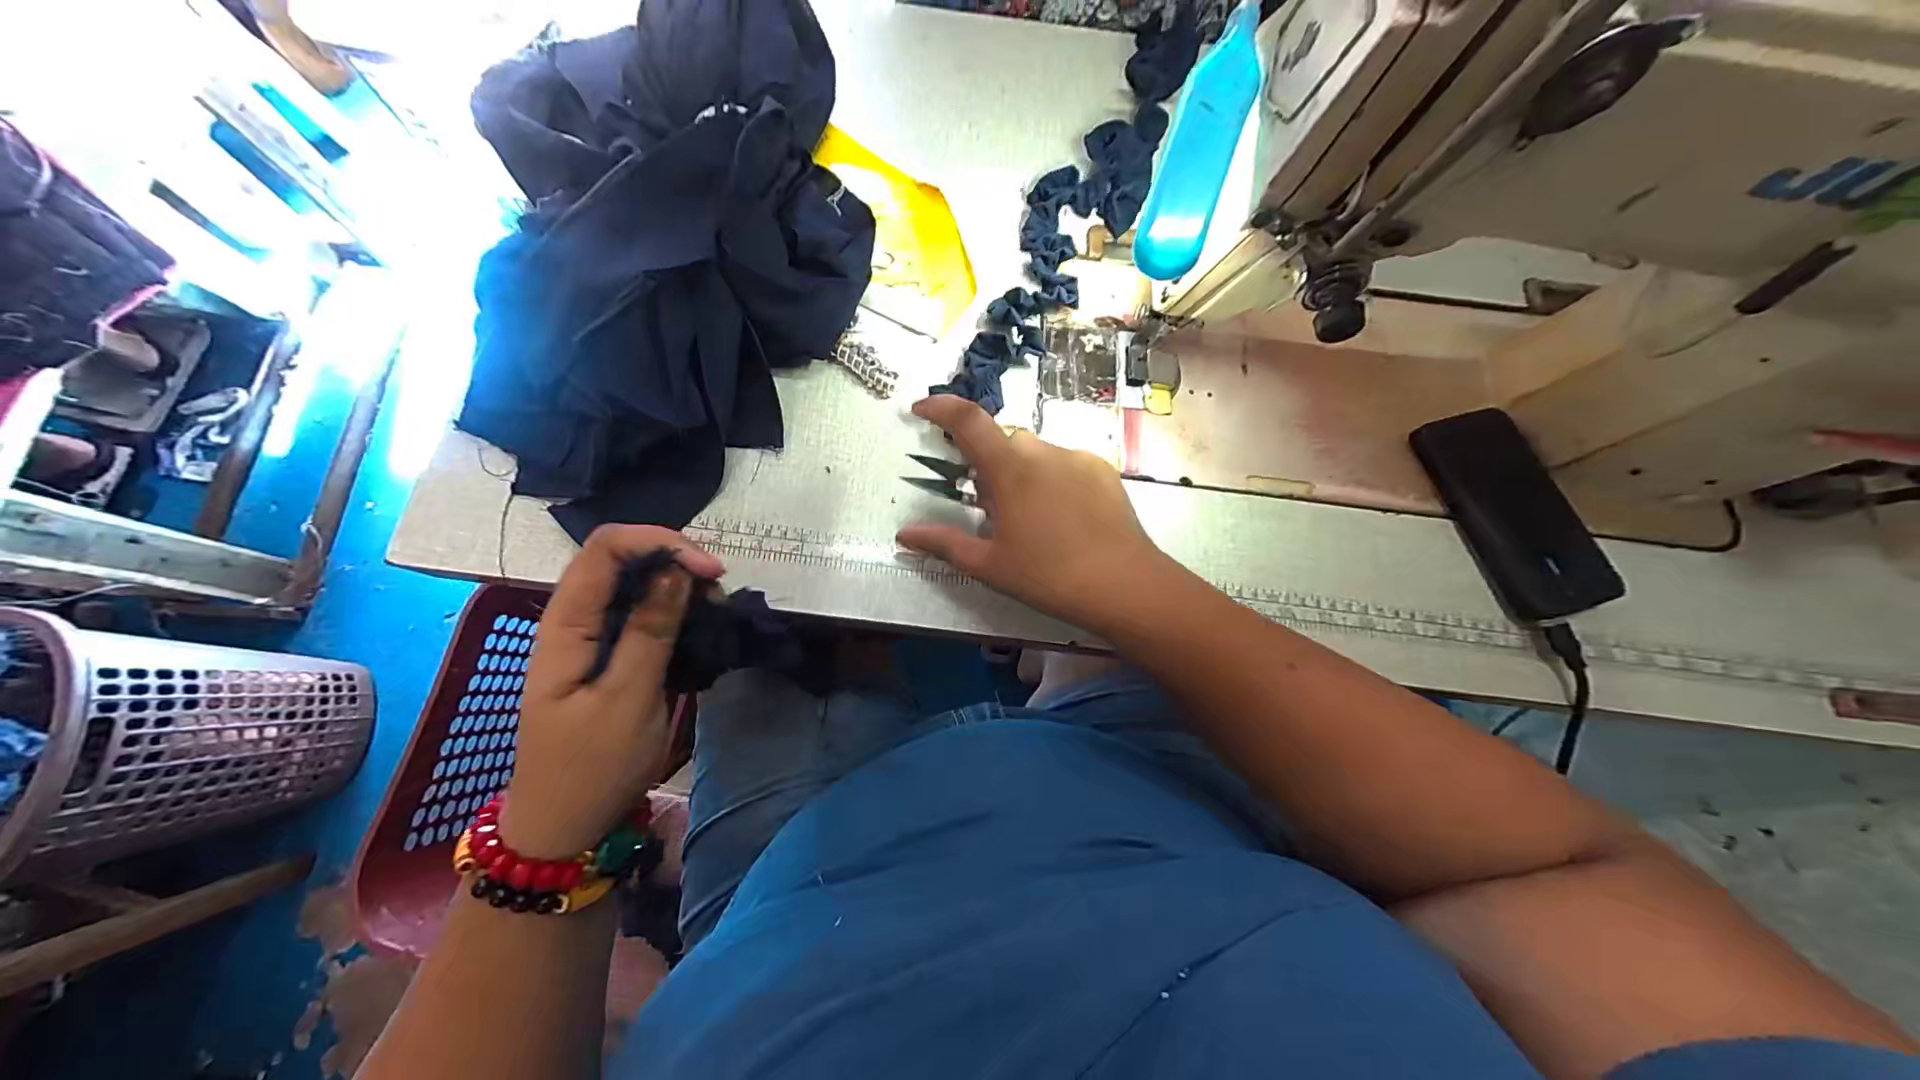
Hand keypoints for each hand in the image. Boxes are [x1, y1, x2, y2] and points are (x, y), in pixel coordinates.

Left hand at [502, 525, 724, 857]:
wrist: (564, 826)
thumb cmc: (591, 768)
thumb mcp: (627, 700)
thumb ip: (650, 631)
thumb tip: (676, 572)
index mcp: (565, 625)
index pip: (606, 548)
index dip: (661, 543)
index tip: (711, 571)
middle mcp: (574, 620)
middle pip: (622, 558)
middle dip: (676, 560)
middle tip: (720, 592)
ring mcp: (591, 637)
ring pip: (635, 584)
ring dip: (679, 585)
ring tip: (717, 610)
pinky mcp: (610, 655)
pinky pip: (643, 613)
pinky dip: (676, 610)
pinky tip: (702, 625)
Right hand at [897, 395, 1175, 631]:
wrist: (1124, 585)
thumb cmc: (1048, 576)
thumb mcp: (989, 565)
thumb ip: (945, 544)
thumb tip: (906, 535)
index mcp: (1010, 468)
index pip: (968, 419)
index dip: (941, 407)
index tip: (923, 409)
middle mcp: (1043, 451)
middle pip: (1003, 442)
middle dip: (988, 464)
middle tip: (988, 505)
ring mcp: (1077, 457)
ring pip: (1036, 454)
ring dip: (1022, 473)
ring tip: (1030, 519)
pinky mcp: (1103, 469)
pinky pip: (1064, 464)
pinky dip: (1051, 480)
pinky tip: (1062, 517)